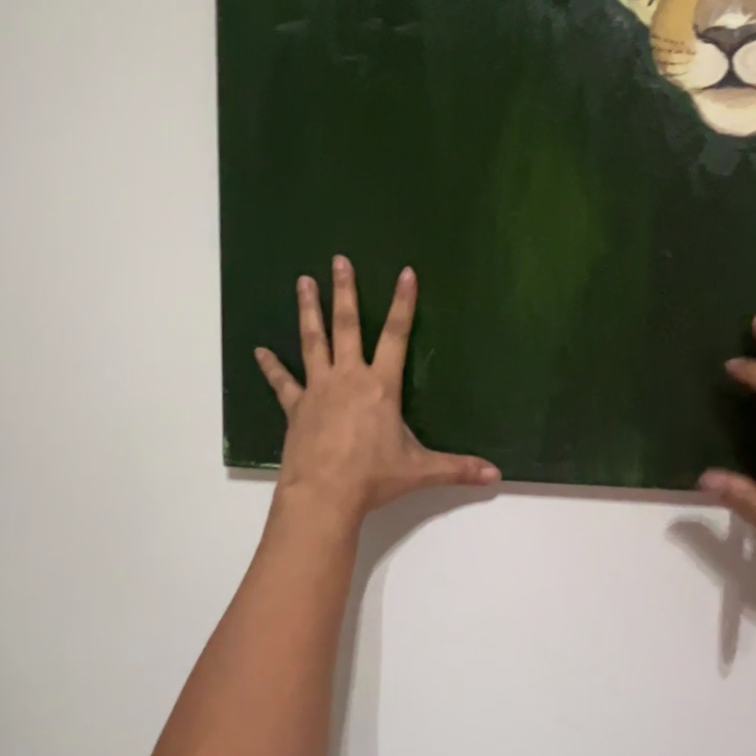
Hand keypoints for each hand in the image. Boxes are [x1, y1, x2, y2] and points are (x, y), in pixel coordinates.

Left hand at [255, 256, 500, 526]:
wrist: (324, 494)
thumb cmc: (373, 477)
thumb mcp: (421, 470)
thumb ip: (458, 468)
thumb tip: (496, 474)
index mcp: (380, 386)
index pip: (396, 335)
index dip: (402, 303)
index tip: (405, 273)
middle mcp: (348, 378)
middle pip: (346, 326)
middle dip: (343, 291)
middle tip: (338, 260)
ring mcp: (318, 389)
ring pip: (312, 341)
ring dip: (308, 310)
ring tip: (302, 281)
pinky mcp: (296, 408)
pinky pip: (282, 382)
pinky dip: (271, 366)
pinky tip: (259, 351)